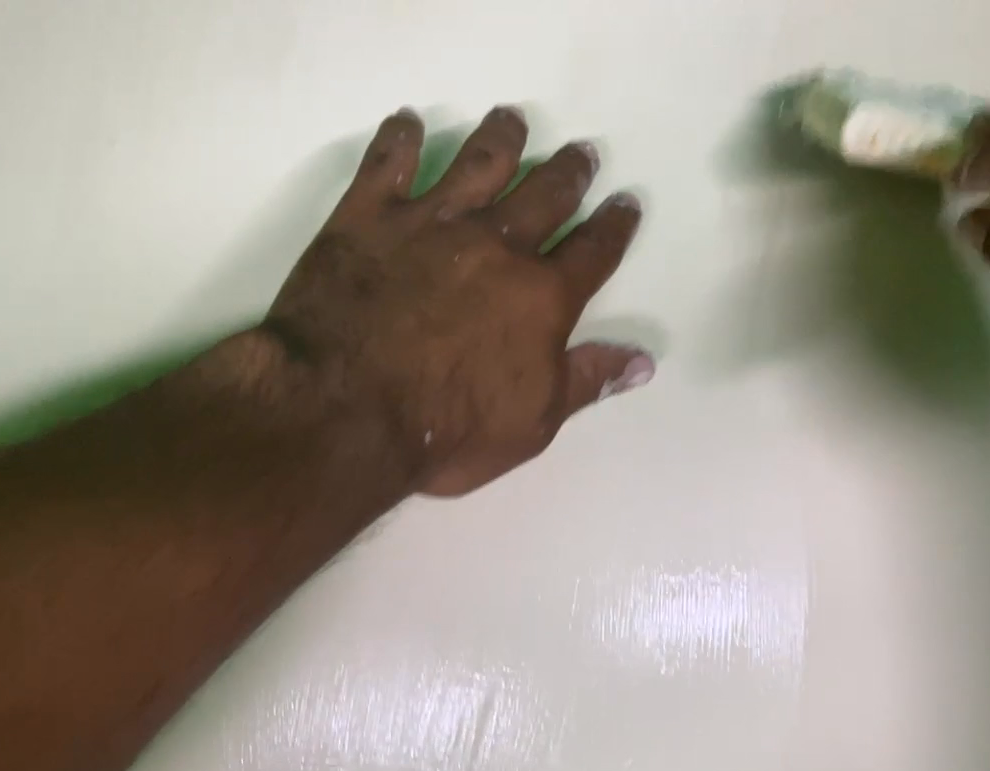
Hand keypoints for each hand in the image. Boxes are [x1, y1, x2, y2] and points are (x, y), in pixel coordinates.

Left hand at [242, 105, 650, 496]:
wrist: (346, 411)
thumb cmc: (448, 431)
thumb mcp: (532, 424)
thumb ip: (586, 382)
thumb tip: (644, 361)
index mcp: (541, 298)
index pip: (592, 253)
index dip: (613, 228)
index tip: (625, 204)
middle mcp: (496, 246)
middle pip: (544, 197)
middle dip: (568, 174)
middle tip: (582, 153)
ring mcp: (430, 223)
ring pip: (478, 164)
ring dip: (501, 139)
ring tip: (513, 120)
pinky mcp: (367, 217)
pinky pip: (389, 162)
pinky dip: (402, 139)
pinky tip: (410, 123)